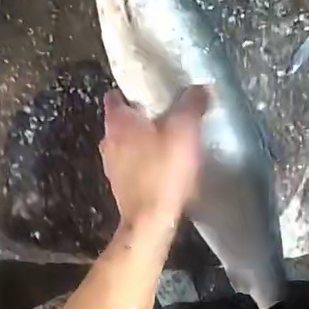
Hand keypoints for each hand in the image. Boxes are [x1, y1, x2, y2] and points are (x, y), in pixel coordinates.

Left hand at [101, 88, 202, 237]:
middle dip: (143, 119)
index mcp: (118, 121)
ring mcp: (111, 167)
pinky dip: (145, 166)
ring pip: (127, 146)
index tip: (153, 94)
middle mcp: (108, 140)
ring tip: (169, 146)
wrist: (150, 220)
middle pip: (123, 121)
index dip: (133, 91)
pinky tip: (164, 172)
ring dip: (144, 144)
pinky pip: (132, 168)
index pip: (116, 95)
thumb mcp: (185, 131)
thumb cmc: (164, 170)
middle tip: (168, 119)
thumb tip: (200, 87)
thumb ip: (192, 105)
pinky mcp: (121, 188)